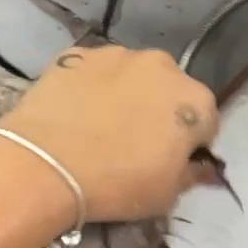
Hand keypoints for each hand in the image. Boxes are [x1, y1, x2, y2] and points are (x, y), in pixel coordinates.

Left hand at [0, 45, 218, 222]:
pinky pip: (89, 69)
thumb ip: (190, 173)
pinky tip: (70, 109)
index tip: (167, 159)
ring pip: (127, 73)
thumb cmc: (115, 184)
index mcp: (195, 100)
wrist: (44, 164)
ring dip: (120, 91)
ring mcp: (114, 54)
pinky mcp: (73, 53)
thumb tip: (200, 166)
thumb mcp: (167, 194)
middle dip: (155, 109)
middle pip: (166, 89)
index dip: (187, 143)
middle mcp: (161, 65)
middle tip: (129, 140)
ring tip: (94, 124)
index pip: (204, 121)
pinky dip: (85, 84)